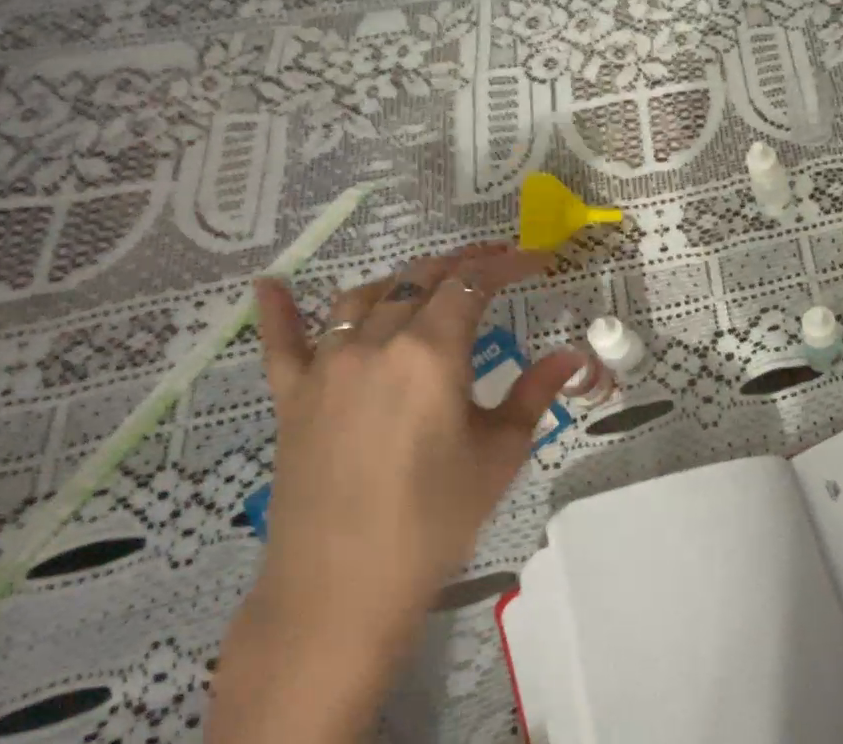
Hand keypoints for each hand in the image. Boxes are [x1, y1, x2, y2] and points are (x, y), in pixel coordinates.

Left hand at [246, 243, 579, 621]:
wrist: (344, 583)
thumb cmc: (438, 516)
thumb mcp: (501, 450)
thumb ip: (534, 392)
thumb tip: (571, 356)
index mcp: (431, 352)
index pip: (472, 284)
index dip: (508, 264)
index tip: (538, 260)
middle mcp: (374, 344)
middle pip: (419, 281)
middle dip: (462, 264)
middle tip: (497, 263)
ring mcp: (324, 369)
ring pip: (361, 299)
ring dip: (402, 280)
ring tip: (432, 280)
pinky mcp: (291, 398)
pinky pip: (279, 343)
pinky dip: (277, 309)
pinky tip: (270, 284)